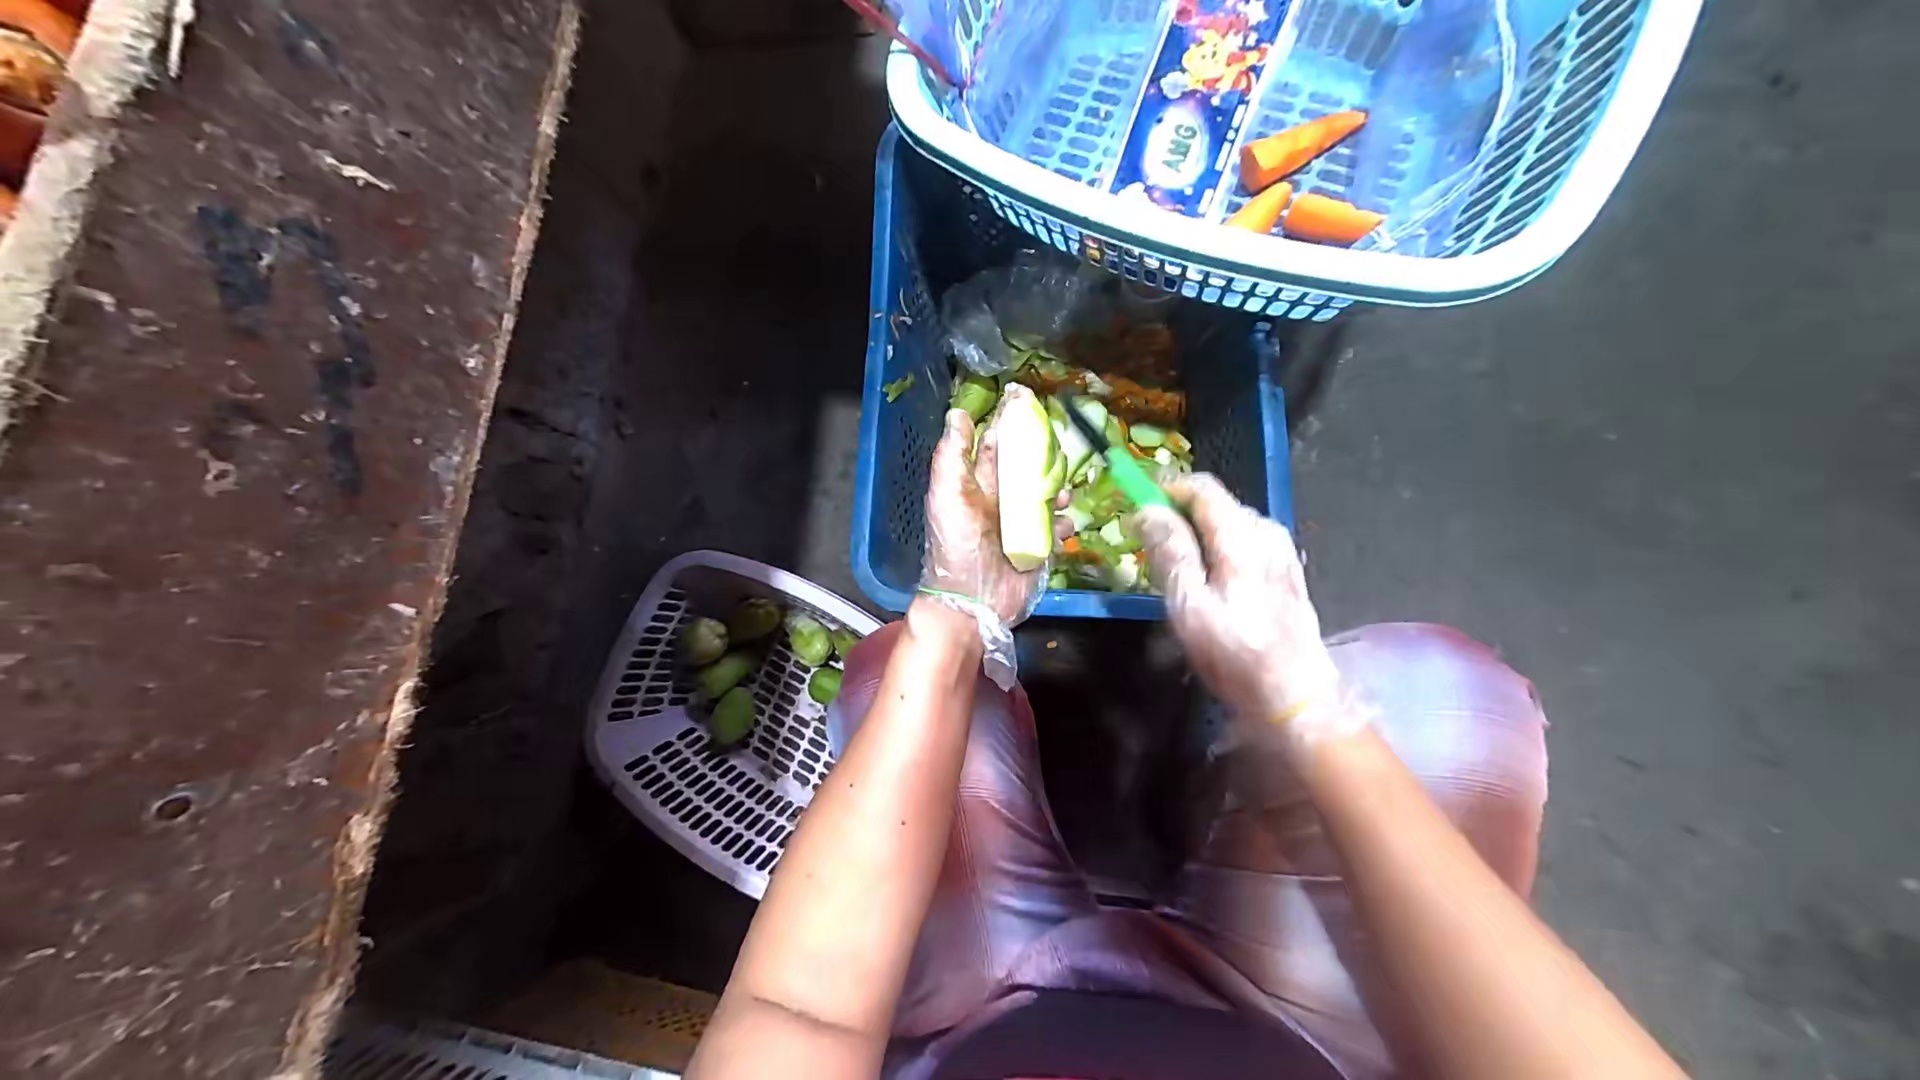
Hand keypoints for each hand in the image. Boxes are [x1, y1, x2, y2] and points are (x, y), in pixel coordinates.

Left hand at [920, 397, 1041, 630]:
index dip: (1009, 423)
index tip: (1027, 400)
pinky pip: (1059, 526)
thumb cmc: (957, 546)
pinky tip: (1064, 524)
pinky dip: (1066, 521)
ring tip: (1062, 494)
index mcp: (976, 484)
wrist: (972, 603)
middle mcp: (1000, 499)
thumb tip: (959, 413)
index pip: (995, 445)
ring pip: (1047, 493)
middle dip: (1042, 456)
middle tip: (1055, 452)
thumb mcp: (947, 496)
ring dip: (1058, 489)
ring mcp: (1021, 523)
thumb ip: (952, 456)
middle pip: (1027, 466)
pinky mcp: (1039, 546)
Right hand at [1134, 475, 1364, 748]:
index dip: (1165, 491)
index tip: (1139, 511)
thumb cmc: (1234, 654)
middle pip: (1216, 504)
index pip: (1202, 488)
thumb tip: (1147, 509)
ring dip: (1198, 534)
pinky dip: (1219, 548)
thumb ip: (1170, 552)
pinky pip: (1245, 541)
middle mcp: (1266, 533)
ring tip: (1178, 568)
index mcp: (1240, 537)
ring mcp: (1281, 551)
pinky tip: (1211, 580)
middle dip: (1179, 515)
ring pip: (1229, 523)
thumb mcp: (1189, 605)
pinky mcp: (1286, 571)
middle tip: (1152, 548)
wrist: (1295, 696)